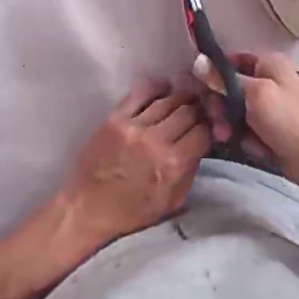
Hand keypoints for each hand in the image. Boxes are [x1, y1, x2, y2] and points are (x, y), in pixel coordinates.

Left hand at [52, 79, 211, 255]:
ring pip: (169, 99)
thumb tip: (201, 142)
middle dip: (199, 111)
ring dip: (182, 98)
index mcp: (173, 163)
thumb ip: (191, 169)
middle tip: (199, 113)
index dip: (210, 129)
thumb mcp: (172, 200)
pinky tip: (164, 88)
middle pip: (189, 111)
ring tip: (186, 100)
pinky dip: (157, 87)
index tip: (208, 130)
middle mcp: (156, 140)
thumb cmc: (133, 211)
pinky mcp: (115, 118)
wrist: (88, 209)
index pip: (204, 131)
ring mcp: (134, 126)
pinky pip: (141, 92)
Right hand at [193, 52, 298, 188]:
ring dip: (228, 123)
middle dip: (219, 105)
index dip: (212, 73)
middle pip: (228, 86)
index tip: (198, 90)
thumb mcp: (254, 94)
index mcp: (268, 63)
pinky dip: (242, 135)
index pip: (229, 60)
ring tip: (227, 137)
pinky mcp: (268, 126)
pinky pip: (244, 126)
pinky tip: (248, 145)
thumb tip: (197, 60)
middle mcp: (267, 79)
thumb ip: (224, 79)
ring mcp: (268, 104)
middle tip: (217, 121)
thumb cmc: (287, 120)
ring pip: (233, 109)